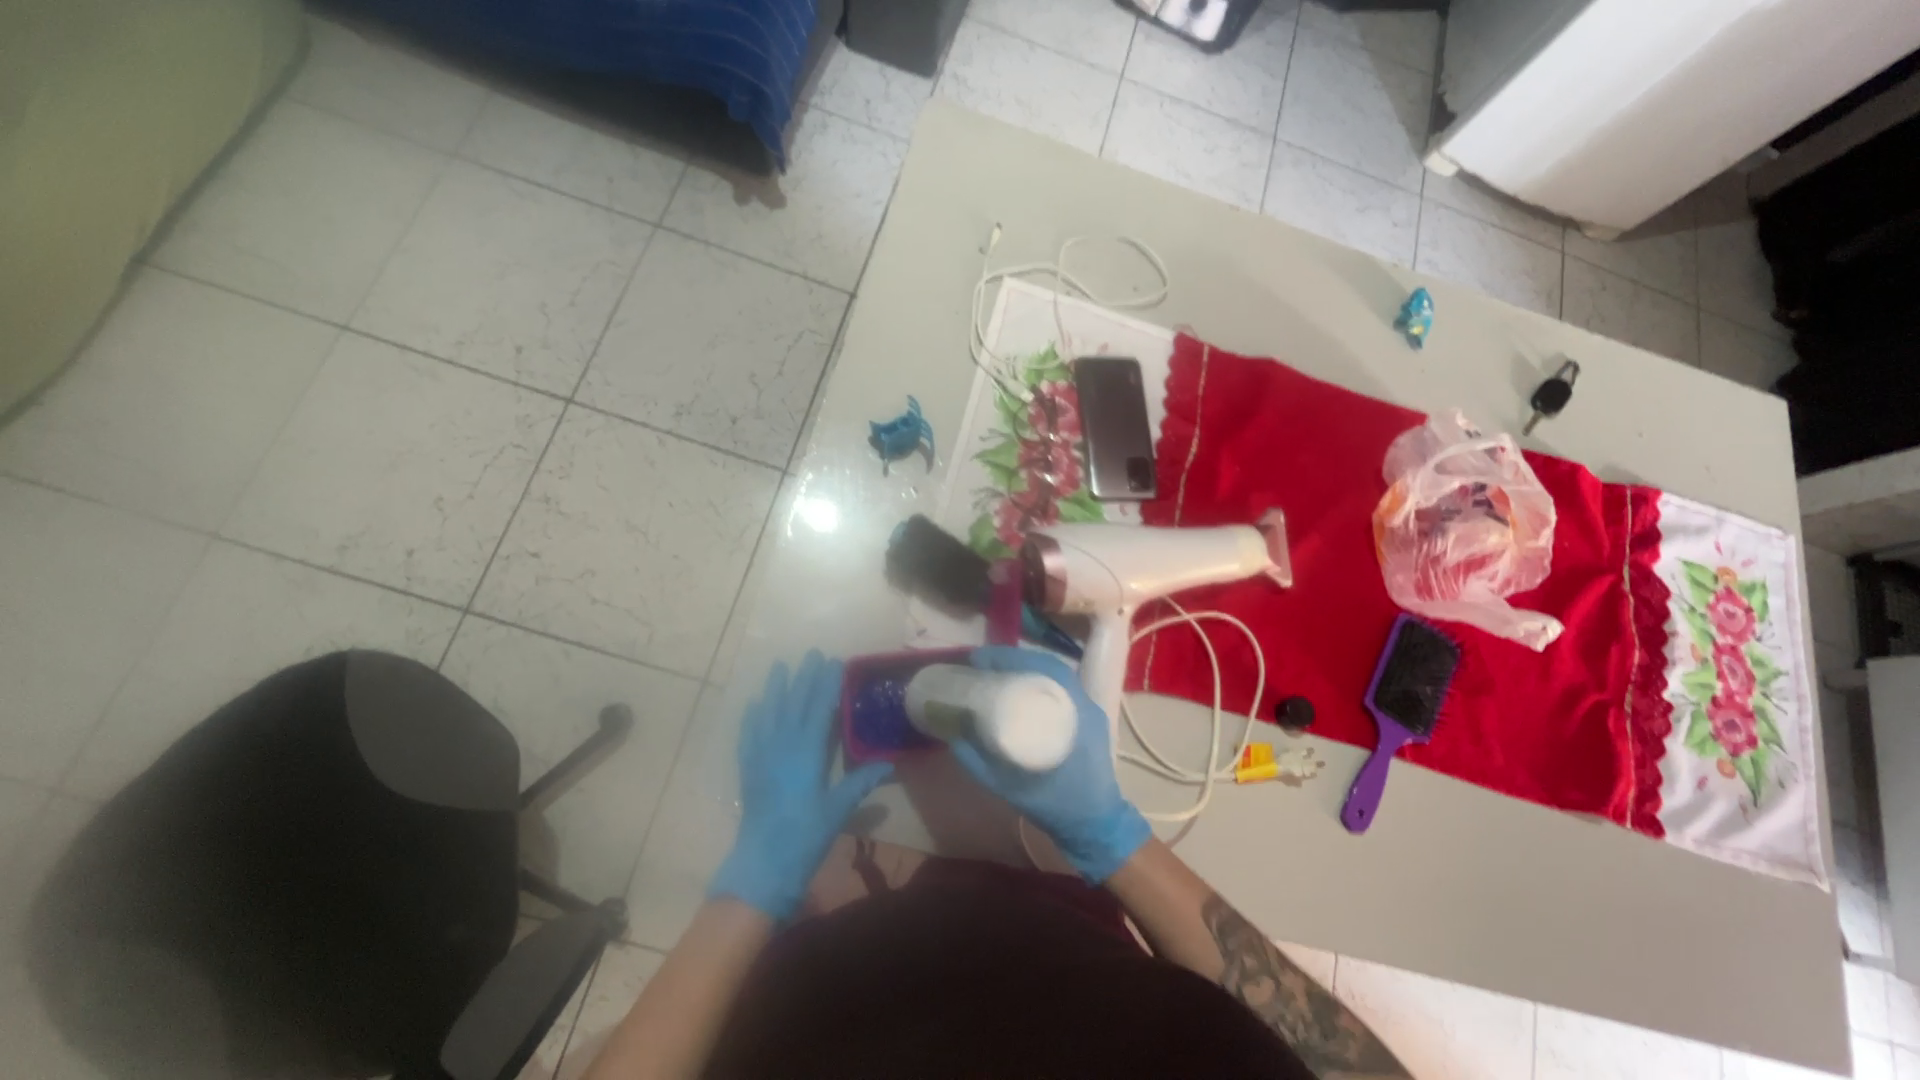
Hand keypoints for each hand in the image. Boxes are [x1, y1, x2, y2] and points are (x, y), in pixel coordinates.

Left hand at [709, 651, 891, 919]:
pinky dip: (752, 718)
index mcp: (807, 753)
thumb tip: (888, 763)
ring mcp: (761, 757)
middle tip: (812, 653)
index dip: (827, 685)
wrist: (763, 863)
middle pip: (794, 705)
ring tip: (780, 667)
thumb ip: (860, 783)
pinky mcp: (748, 771)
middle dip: (804, 679)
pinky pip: (748, 736)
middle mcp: (782, 747)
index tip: (834, 662)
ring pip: (769, 714)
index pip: (819, 709)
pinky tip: (755, 706)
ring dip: (775, 690)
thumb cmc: (806, 836)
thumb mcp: (838, 809)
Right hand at [949, 646, 1149, 882]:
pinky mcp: (1087, 723)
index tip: (979, 660)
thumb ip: (979, 762)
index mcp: (1074, 714)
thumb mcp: (1010, 786)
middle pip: (1048, 667)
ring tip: (994, 675)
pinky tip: (1015, 694)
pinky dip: (1036, 685)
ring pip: (1055, 678)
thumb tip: (953, 735)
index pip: (1043, 668)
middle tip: (981, 666)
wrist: (1095, 826)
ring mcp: (1089, 712)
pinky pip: (1060, 692)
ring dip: (1024, 670)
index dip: (1009, 658)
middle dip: (1013, 660)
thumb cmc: (1057, 805)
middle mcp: (1085, 705)